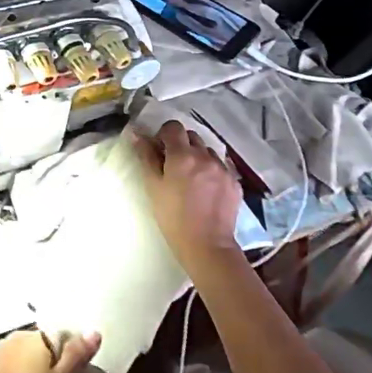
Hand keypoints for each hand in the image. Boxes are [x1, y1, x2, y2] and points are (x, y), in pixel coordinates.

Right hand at [139, 120, 245, 267]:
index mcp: (183, 155)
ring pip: (207, 150)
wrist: (207, 245)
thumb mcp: (153, 186)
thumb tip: (136, 133)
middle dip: (181, 144)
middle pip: (191, 136)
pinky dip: (211, 169)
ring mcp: (223, 168)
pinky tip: (206, 188)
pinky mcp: (235, 182)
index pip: (173, 127)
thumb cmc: (172, 216)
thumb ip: (146, 156)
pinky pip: (221, 165)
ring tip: (192, 177)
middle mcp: (205, 156)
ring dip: (198, 156)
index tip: (159, 151)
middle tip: (173, 165)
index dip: (163, 135)